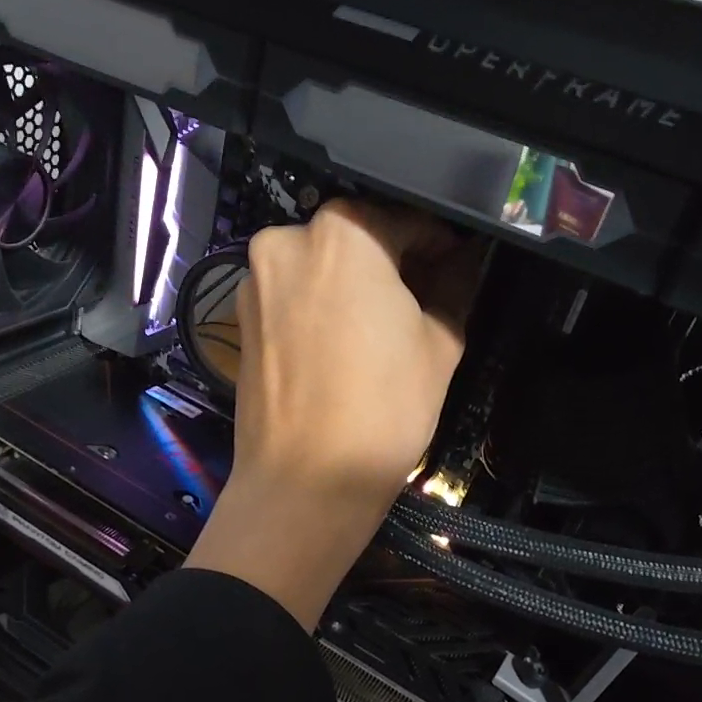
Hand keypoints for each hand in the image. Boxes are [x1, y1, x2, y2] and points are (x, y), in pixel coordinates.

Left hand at [184, 200, 482, 629]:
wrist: (307, 482)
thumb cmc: (383, 410)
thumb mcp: (439, 344)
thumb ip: (453, 286)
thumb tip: (462, 262)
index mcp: (342, 234)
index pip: (405, 220)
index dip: (438, 244)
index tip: (455, 266)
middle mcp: (286, 242)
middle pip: (354, 240)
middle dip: (390, 262)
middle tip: (421, 300)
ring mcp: (254, 283)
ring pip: (317, 269)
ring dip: (351, 286)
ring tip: (381, 329)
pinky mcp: (239, 322)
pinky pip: (290, 299)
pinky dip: (317, 309)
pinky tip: (342, 347)